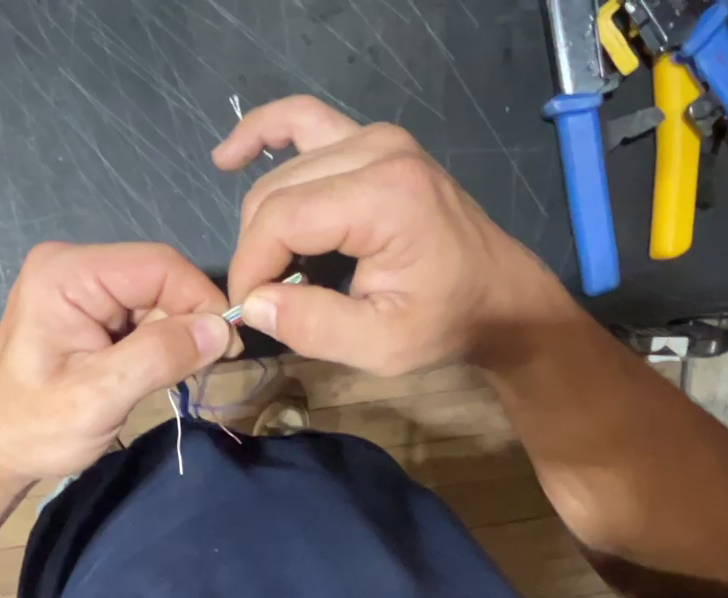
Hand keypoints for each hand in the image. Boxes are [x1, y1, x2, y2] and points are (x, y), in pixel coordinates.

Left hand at [0, 242, 234, 486]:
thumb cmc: (35, 430)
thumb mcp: (99, 397)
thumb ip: (159, 357)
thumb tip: (221, 328)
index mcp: (66, 274)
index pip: (158, 265)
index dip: (200, 301)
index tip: (227, 348)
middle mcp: (71, 266)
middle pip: (157, 279)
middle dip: (183, 324)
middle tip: (192, 374)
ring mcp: (76, 286)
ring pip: (152, 300)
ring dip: (167, 340)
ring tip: (155, 382)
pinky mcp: (83, 309)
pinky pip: (137, 316)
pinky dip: (152, 346)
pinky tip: (141, 376)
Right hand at [213, 96, 581, 375]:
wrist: (499, 297)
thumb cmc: (445, 323)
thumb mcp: (382, 346)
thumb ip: (314, 326)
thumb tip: (252, 303)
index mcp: (383, 197)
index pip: (280, 219)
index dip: (251, 268)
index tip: (250, 313)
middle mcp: (377, 151)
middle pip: (274, 194)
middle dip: (256, 252)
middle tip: (268, 302)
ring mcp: (375, 138)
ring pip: (281, 171)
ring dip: (260, 221)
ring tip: (270, 269)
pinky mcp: (373, 142)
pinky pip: (303, 121)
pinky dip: (263, 134)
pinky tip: (228, 157)